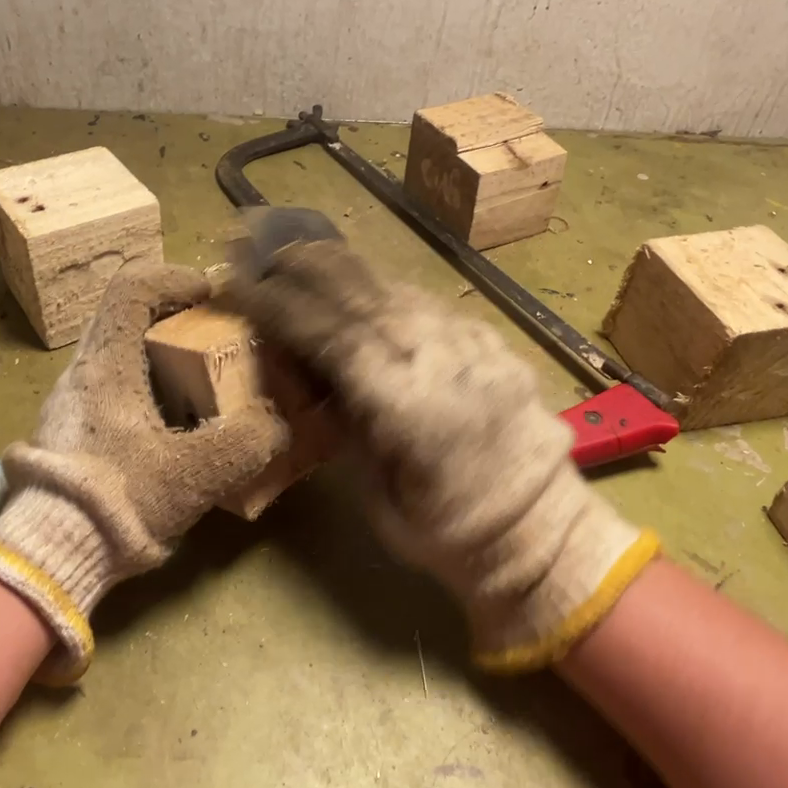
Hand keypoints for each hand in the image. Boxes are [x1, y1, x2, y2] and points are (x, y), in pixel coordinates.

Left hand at [0, 261, 285, 682]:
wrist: (48, 555)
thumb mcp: (194, 473)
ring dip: (165, 365)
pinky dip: (150, 395)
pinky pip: (115, 394)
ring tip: (206, 392)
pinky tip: (175, 434)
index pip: (130, 288)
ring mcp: (71, 406)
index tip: (210, 295)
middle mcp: (82, 373)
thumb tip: (278, 426)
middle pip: (129, 323)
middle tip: (218, 346)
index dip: (174, 279)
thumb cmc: (117, 499)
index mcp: (106, 363)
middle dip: (178, 326)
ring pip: (123, 360)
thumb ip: (246, 444)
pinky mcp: (70, 437)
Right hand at [234, 241, 659, 671]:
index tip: (243, 287)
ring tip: (306, 255)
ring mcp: (476, 348)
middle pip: (367, 299)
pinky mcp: (494, 345)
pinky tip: (366, 287)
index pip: (335, 339)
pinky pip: (431, 306)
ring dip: (349, 272)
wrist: (544, 535)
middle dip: (310, 270)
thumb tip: (314, 373)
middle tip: (266, 250)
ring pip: (401, 294)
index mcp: (413, 410)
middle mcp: (446, 363)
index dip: (284, 309)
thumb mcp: (381, 498)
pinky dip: (390, 292)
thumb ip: (349, 427)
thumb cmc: (450, 537)